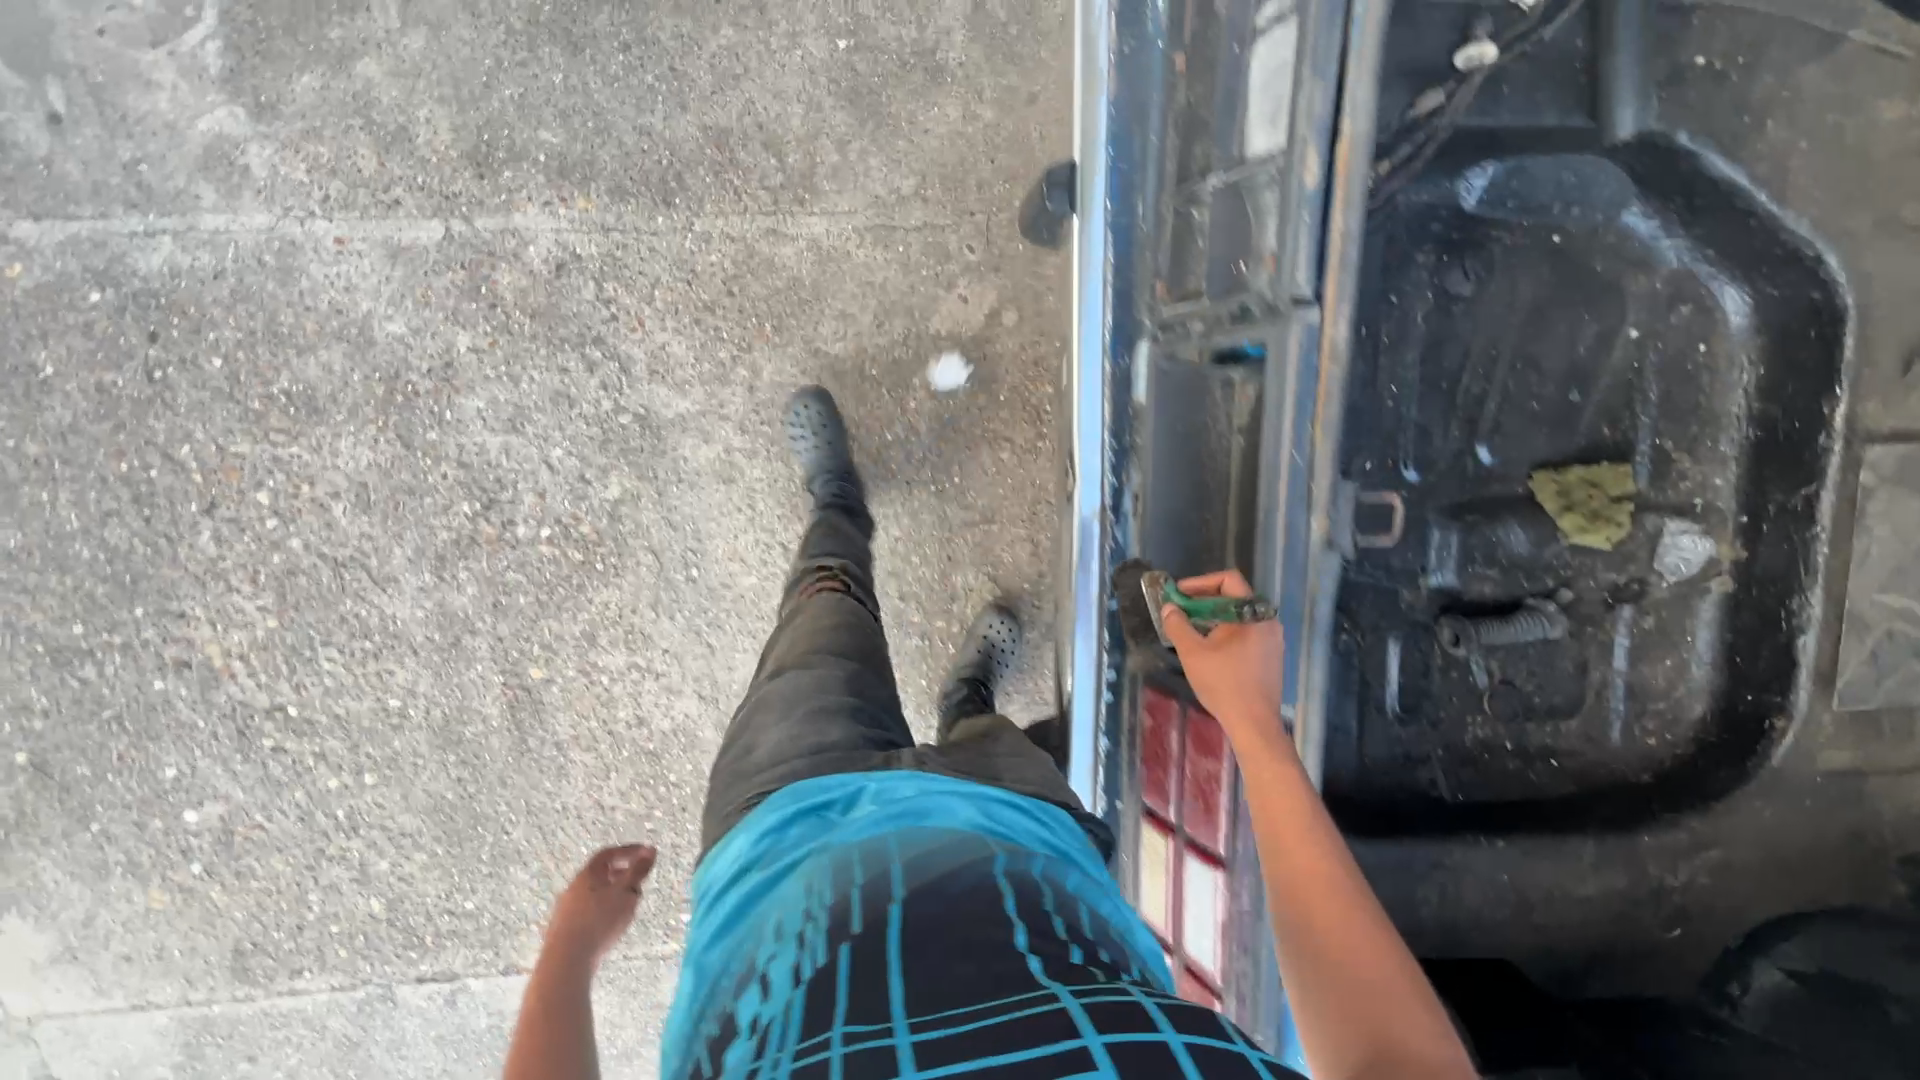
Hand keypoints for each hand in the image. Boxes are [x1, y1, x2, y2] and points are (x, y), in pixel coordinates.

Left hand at [541, 843, 656, 971]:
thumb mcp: (626, 892)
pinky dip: (602, 910)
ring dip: (612, 894)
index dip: (629, 851)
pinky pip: (588, 910)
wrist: (566, 959)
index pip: (609, 853)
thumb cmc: (600, 920)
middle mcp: (574, 887)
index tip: (646, 853)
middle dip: (622, 874)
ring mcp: (566, 908)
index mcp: (588, 874)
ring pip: (594, 893)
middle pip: (600, 874)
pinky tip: (610, 924)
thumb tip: (650, 850)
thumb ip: (638, 871)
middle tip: (638, 882)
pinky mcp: (564, 928)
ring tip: (628, 906)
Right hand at [1161, 570, 1286, 746]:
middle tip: (1181, 610)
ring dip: (1215, 617)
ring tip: (1192, 628)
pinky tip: (1211, 648)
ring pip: (1240, 616)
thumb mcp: (1192, 652)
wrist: (1254, 722)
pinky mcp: (1272, 656)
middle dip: (1204, 600)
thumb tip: (1169, 608)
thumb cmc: (1223, 683)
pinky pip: (1247, 632)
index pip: (1228, 580)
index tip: (1179, 594)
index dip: (1200, 582)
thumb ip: (1178, 625)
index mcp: (1252, 613)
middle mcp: (1268, 621)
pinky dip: (1227, 631)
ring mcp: (1273, 639)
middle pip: (1235, 597)